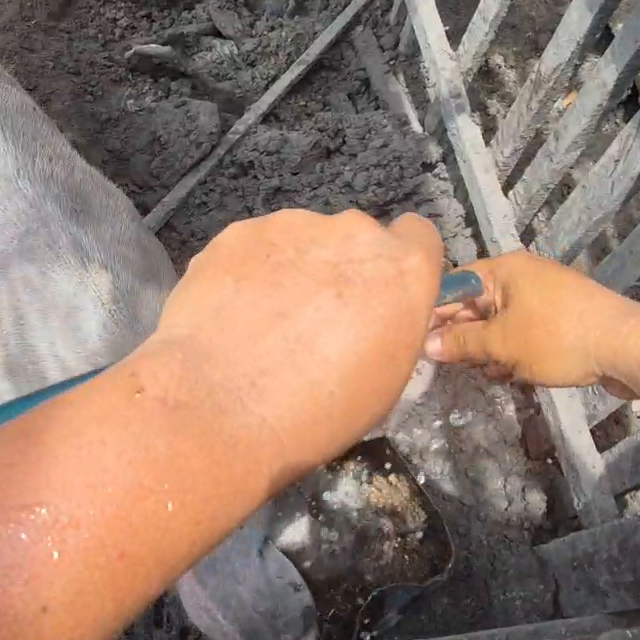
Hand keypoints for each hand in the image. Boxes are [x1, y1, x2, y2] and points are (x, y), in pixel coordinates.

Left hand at [139, 210, 445, 484]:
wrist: (221, 409)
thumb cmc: (318, 413)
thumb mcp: (385, 380)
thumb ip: (389, 324)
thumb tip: (372, 314)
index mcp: (403, 270)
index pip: (418, 237)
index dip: (397, 265)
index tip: (378, 296)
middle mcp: (354, 233)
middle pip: (355, 239)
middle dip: (341, 270)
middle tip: (313, 320)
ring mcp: (292, 226)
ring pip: (302, 240)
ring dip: (293, 269)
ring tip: (263, 322)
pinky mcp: (239, 232)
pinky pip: (255, 247)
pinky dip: (248, 272)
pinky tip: (230, 314)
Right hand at [423, 251, 639, 394]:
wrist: (628, 348)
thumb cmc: (558, 337)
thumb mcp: (501, 343)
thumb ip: (461, 343)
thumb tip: (426, 346)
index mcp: (503, 270)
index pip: (454, 285)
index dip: (434, 314)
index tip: (421, 342)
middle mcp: (521, 277)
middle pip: (476, 306)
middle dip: (466, 337)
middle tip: (458, 365)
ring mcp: (543, 297)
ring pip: (499, 324)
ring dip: (491, 350)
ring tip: (494, 372)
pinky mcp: (560, 319)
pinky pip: (523, 332)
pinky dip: (514, 352)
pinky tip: (514, 374)